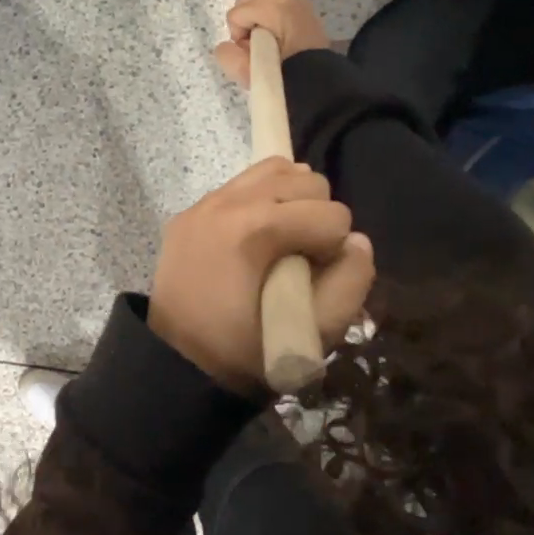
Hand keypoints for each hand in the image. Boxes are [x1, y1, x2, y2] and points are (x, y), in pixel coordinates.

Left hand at [147, 158, 375, 395]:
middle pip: (308, 182)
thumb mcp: (314, 335)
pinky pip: (241, 183)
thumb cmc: (246, 353)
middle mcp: (227, 203)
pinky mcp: (189, 211)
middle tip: (302, 260)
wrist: (176, 364)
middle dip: (318, 219)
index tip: (313, 281)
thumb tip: (357, 241)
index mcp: (255, 230)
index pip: (333, 215)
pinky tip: (258, 236)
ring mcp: (204, 203)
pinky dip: (261, 199)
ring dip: (293, 201)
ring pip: (275, 170)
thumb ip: (350, 283)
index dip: (335, 251)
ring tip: (284, 241)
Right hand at [212, 0, 332, 87]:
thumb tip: (232, 44)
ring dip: (257, 16)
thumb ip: (227, 55)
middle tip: (257, 45)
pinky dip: (270, 13)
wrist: (317, 82)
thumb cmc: (282, 76)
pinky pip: (275, 0)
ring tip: (268, 38)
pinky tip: (278, 32)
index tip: (251, 53)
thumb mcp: (247, 73)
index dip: (237, 35)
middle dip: (245, 21)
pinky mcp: (303, 4)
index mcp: (273, 7)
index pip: (235, 14)